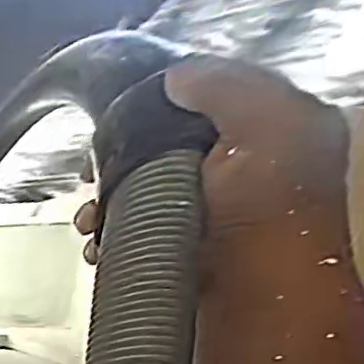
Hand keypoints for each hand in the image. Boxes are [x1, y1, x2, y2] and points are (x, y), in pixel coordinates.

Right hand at [72, 56, 352, 282]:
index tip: (117, 129)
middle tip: (93, 181)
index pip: (200, 107)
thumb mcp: (267, 127)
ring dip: (104, 207)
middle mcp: (233, 171)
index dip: (154, 113)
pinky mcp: (168, 247)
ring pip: (131, 196)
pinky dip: (106, 237)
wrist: (251, 287)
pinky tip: (102, 243)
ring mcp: (197, 213)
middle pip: (153, 155)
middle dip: (116, 168)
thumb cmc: (270, 213)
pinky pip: (124, 233)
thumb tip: (176, 76)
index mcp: (268, 133)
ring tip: (94, 222)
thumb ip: (229, 90)